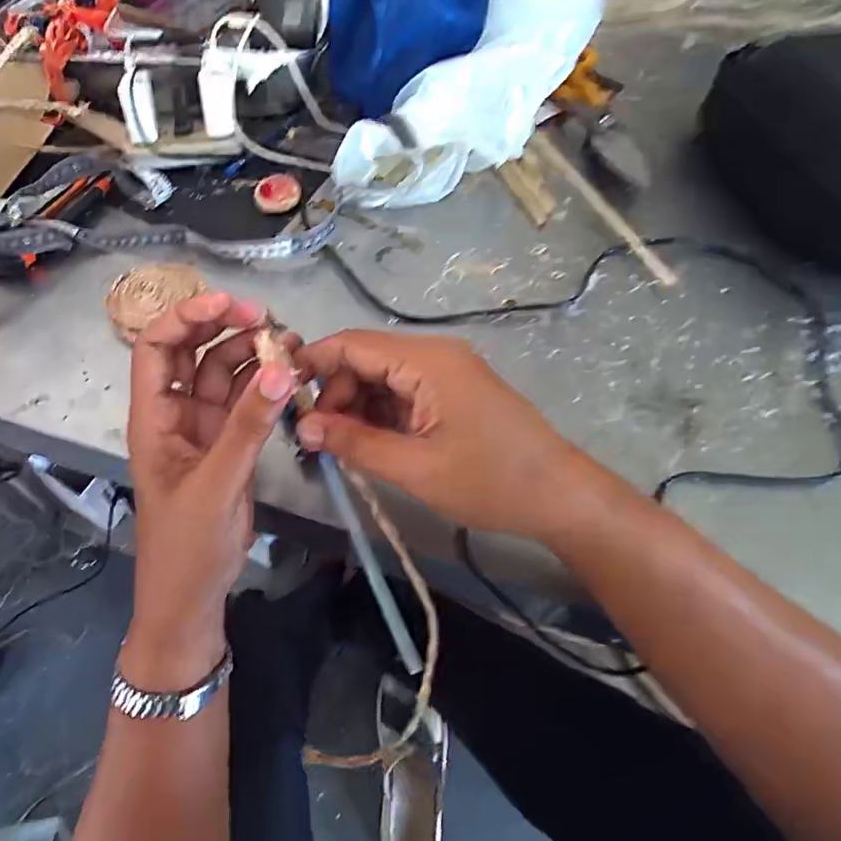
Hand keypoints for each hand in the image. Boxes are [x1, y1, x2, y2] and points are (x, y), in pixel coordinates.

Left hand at [124, 292, 297, 686]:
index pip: (155, 346)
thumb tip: (281, 369)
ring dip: (252, 353)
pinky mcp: (228, 444)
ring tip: (290, 342)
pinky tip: (291, 373)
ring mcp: (203, 427)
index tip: (230, 303)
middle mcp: (175, 412)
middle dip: (224, 326)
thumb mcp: (217, 483)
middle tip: (267, 316)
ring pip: (223, 372)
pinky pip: (245, 401)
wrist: (191, 599)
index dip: (187, 316)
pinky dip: (266, 384)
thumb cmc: (187, 546)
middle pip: (192, 351)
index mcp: (153, 416)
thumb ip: (248, 427)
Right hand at [294, 330, 609, 539]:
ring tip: (338, 447)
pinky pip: (402, 393)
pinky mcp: (451, 392)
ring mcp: (445, 372)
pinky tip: (368, 444)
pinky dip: (380, 415)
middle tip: (313, 438)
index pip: (352, 344)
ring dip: (355, 407)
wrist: (560, 496)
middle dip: (333, 394)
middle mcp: (434, 355)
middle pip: (364, 360)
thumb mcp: (415, 468)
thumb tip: (302, 426)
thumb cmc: (490, 481)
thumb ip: (354, 443)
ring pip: (381, 378)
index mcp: (426, 361)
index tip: (280, 392)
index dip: (312, 362)